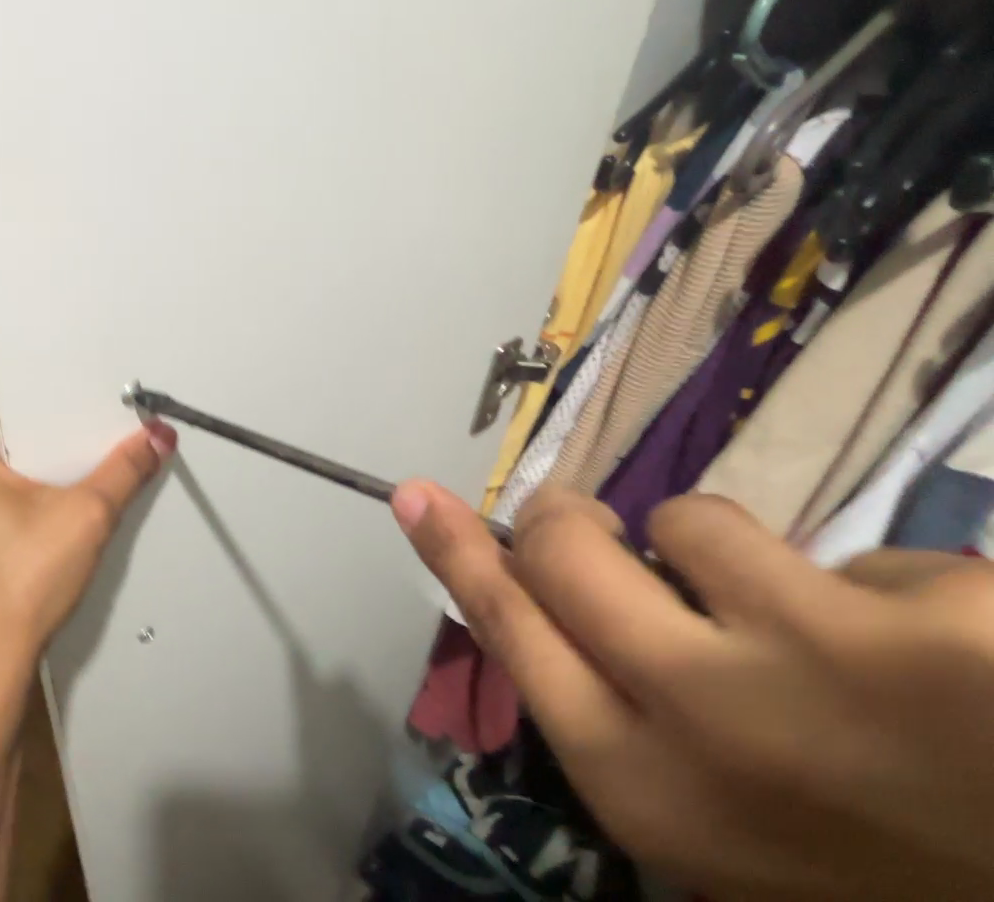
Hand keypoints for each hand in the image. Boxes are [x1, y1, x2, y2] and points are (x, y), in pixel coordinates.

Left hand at [0, 395, 174, 678]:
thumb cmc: (25, 579)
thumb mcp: (86, 514)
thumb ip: (126, 467)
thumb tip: (160, 434)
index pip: (10, 386)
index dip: (57, 379)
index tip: (99, 369)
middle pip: (17, 415)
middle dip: (65, 412)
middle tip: (114, 396)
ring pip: (20, 444)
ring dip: (60, 443)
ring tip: (109, 426)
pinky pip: (16, 469)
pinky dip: (49, 468)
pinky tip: (86, 465)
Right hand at [391, 479, 993, 900]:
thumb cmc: (843, 869)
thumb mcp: (696, 817)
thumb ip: (613, 712)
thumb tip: (540, 592)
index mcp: (638, 781)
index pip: (507, 627)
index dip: (456, 552)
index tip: (418, 492)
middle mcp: (707, 715)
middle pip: (567, 551)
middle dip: (566, 519)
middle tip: (589, 519)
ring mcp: (829, 660)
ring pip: (698, 521)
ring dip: (735, 561)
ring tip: (816, 635)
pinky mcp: (954, 624)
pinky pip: (874, 557)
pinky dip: (896, 600)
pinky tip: (951, 667)